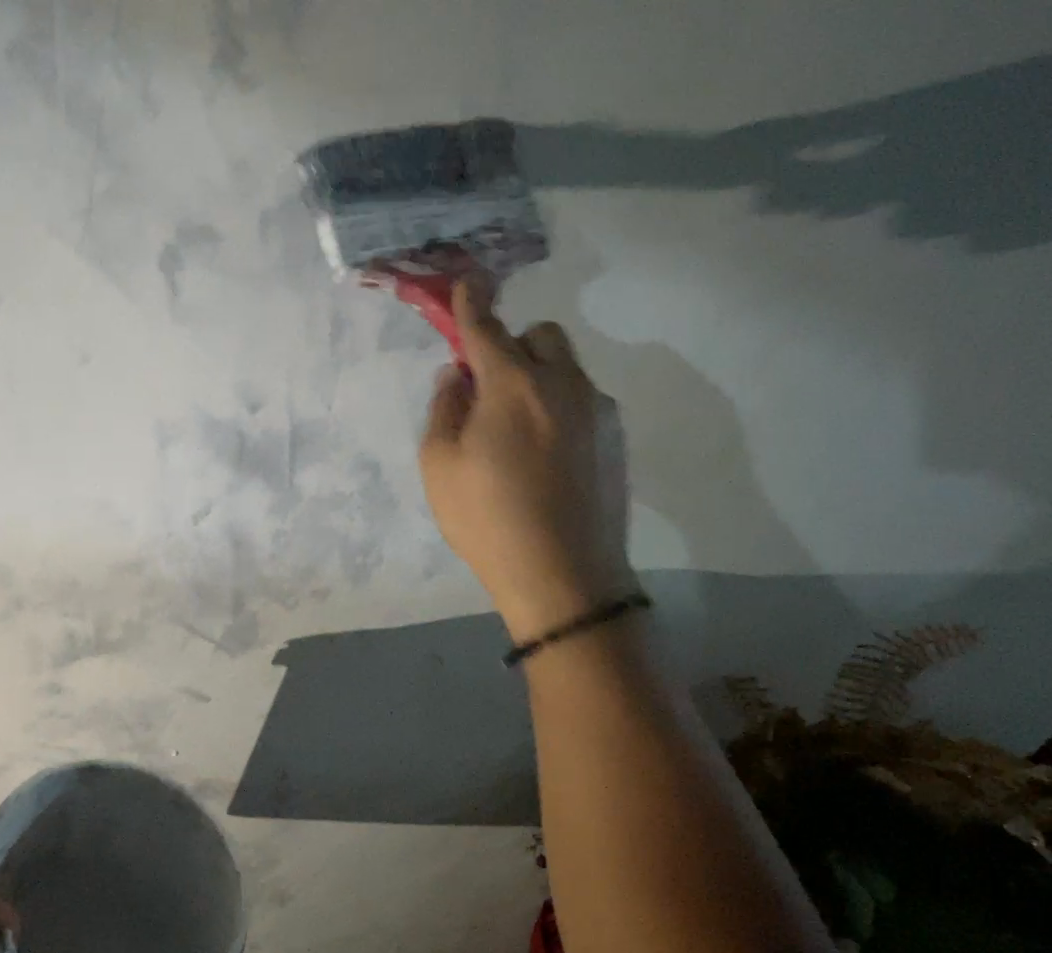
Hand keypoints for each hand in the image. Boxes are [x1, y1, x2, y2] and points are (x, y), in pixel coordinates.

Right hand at [418, 283, 631, 639]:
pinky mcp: (613, 437)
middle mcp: (561, 383)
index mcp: (512, 385)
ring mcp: (595, 409)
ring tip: (512, 429)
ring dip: (535, 376)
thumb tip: (457, 377)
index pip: (486, 328)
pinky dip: (556, 406)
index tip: (467, 279)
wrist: (563, 573)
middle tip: (485, 387)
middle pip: (540, 335)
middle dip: (511, 345)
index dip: (472, 302)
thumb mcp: (438, 465)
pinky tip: (540, 454)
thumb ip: (444, 408)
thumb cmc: (486, 518)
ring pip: (564, 367)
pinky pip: (579, 399)